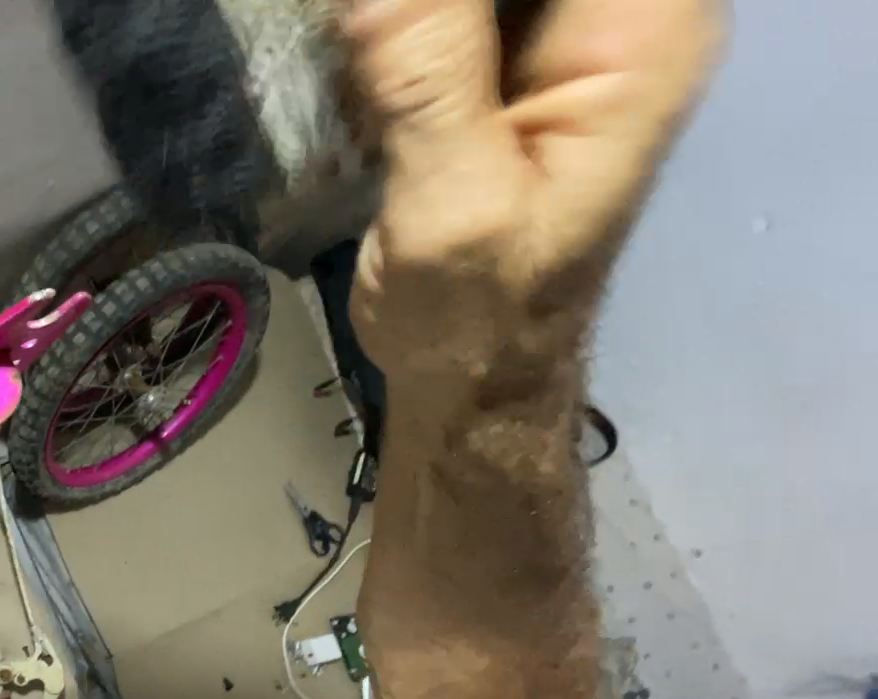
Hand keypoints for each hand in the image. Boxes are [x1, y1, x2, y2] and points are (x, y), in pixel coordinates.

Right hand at [345, 0, 725, 383]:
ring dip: (398, 20)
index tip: (381, 21)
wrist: (465, 369)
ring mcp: (548, 48)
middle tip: (362, 43)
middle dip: (418, 8)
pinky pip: (437, 20)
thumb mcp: (451, 203)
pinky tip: (352, 67)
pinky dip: (386, 34)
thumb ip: (426, 82)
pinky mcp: (492, 78)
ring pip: (465, 1)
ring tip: (352, 58)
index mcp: (639, 33)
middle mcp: (609, 19)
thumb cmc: (472, 310)